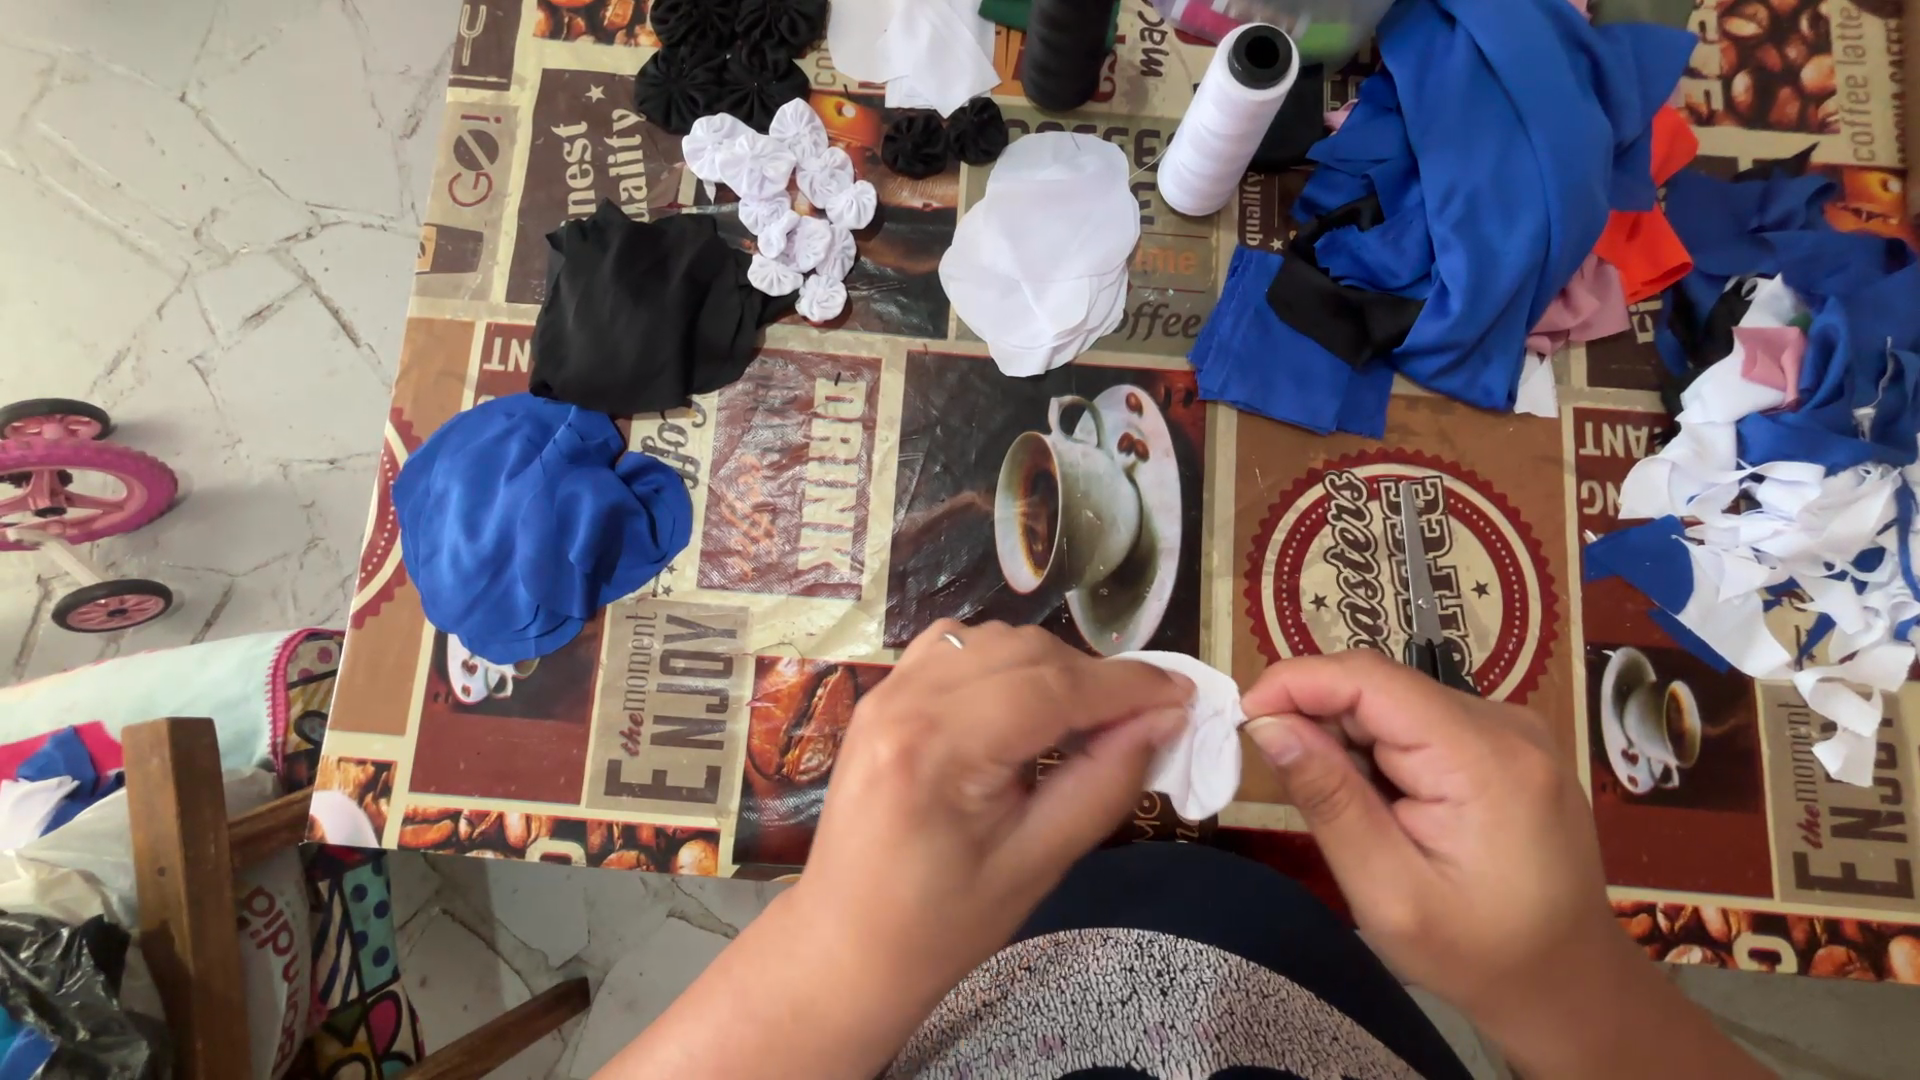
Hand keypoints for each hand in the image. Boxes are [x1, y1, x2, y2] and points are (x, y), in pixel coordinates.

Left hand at [794, 619, 1193, 988]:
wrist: (844, 944)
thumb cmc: (942, 926)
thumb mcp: (1037, 864)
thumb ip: (1104, 783)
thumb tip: (1162, 720)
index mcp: (937, 749)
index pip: (1051, 688)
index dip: (1126, 686)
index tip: (1182, 692)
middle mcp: (905, 700)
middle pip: (1023, 652)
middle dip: (1093, 677)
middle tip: (1140, 717)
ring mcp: (886, 690)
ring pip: (992, 638)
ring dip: (1050, 665)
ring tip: (1083, 715)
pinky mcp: (882, 694)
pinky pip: (955, 645)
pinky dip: (1002, 659)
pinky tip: (1020, 699)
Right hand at [1240, 649, 1616, 1017]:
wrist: (1571, 986)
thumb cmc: (1479, 954)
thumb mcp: (1387, 892)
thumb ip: (1328, 800)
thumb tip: (1266, 723)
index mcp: (1485, 759)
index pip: (1370, 678)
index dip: (1295, 682)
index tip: (1243, 716)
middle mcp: (1504, 723)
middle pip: (1377, 685)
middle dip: (1315, 715)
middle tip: (1286, 775)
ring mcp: (1507, 726)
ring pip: (1389, 698)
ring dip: (1343, 734)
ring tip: (1344, 801)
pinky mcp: (1499, 738)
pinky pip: (1411, 715)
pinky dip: (1372, 744)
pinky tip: (1378, 797)